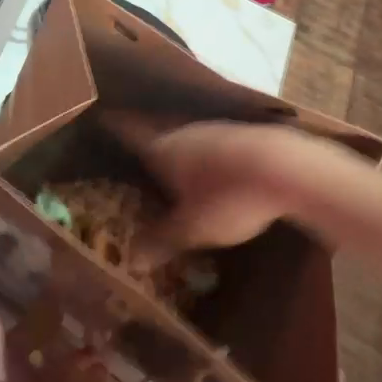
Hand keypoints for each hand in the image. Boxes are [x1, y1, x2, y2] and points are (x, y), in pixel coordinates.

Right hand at [101, 114, 303, 253]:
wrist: (285, 168)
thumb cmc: (227, 197)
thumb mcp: (192, 229)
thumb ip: (161, 241)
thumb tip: (131, 261)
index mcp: (159, 148)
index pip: (126, 132)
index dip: (110, 127)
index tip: (97, 120)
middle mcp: (179, 132)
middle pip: (156, 137)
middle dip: (148, 150)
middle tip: (139, 164)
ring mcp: (211, 129)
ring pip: (186, 140)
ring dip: (181, 155)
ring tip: (177, 175)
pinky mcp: (240, 135)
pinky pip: (213, 145)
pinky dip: (208, 158)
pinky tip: (218, 175)